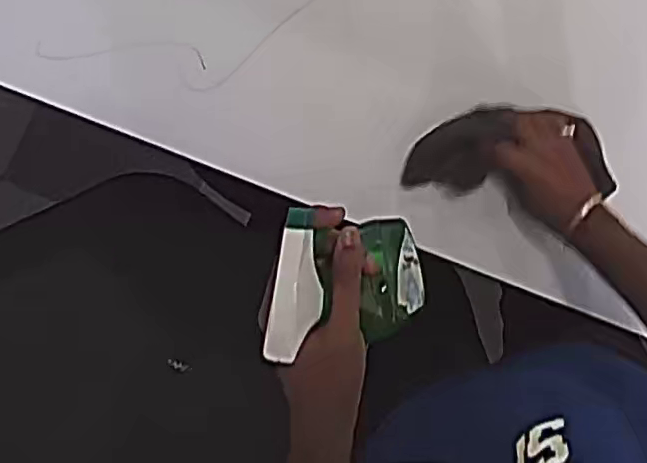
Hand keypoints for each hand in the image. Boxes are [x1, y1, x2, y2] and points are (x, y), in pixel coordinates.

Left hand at [280, 207, 369, 462]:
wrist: (327, 429)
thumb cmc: (328, 390)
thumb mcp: (344, 328)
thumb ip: (347, 280)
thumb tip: (349, 239)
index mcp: (279, 308)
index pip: (289, 250)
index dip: (313, 226)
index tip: (337, 217)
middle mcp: (282, 308)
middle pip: (305, 257)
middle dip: (338, 246)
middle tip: (362, 248)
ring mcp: (296, 315)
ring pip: (317, 270)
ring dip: (346, 262)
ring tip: (367, 269)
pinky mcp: (311, 320)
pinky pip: (325, 285)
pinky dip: (345, 277)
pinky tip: (362, 283)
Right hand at [491, 111, 604, 238]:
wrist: (582, 211)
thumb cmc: (555, 210)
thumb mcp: (521, 197)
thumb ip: (508, 175)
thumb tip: (502, 166)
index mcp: (522, 162)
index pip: (495, 147)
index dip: (483, 148)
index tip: (481, 150)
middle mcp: (537, 146)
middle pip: (513, 122)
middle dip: (501, 125)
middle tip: (495, 131)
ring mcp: (553, 141)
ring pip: (531, 118)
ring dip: (520, 120)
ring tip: (514, 124)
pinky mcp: (566, 140)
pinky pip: (550, 122)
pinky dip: (540, 121)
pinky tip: (537, 125)